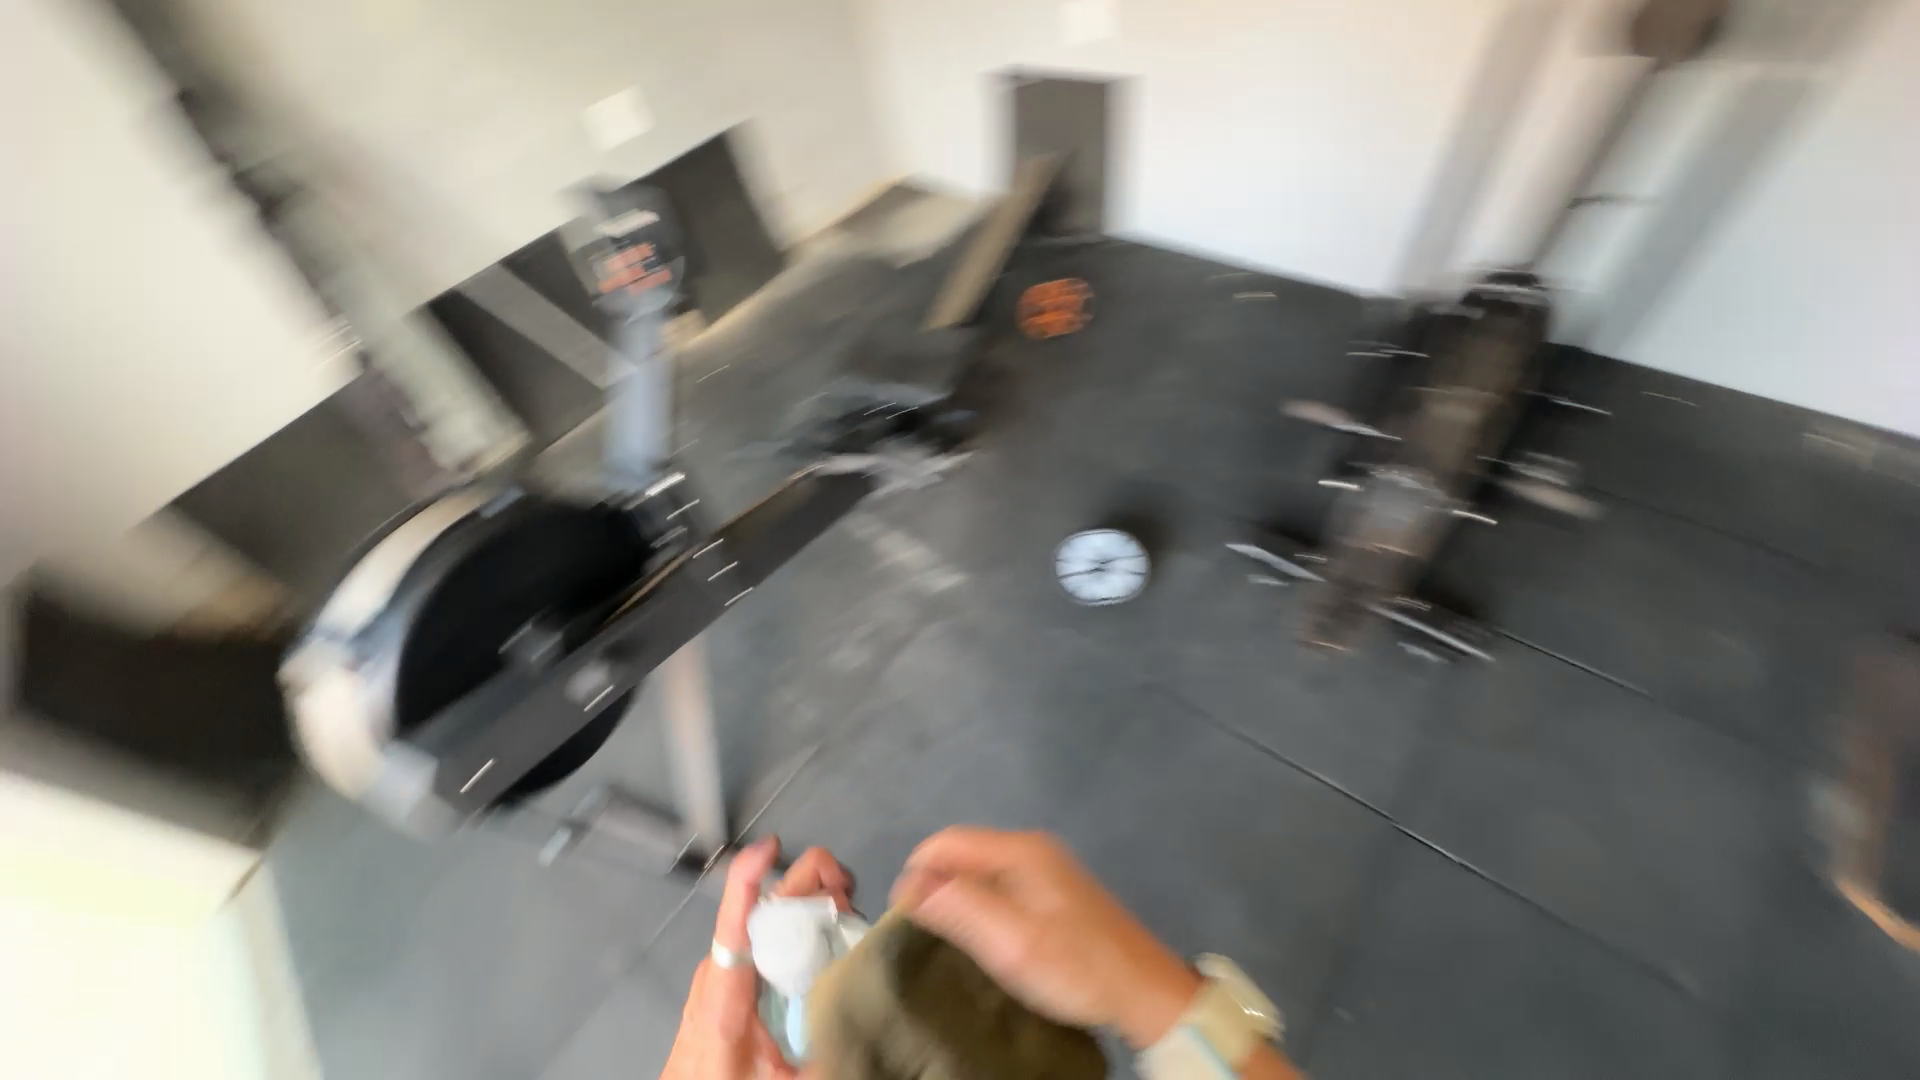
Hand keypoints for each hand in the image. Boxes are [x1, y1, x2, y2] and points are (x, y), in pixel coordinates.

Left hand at [662, 839, 853, 1079]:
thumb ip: (817, 1061)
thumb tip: (862, 1036)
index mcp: (727, 994)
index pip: (733, 923)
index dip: (748, 876)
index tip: (771, 846)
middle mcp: (726, 966)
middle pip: (768, 903)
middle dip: (812, 881)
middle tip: (850, 899)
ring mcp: (732, 963)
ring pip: (774, 912)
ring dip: (813, 898)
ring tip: (848, 916)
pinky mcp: (740, 969)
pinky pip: (774, 929)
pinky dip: (806, 918)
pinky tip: (832, 935)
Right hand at [890, 827, 1201, 1049]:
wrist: (1141, 988)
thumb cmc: (1074, 965)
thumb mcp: (1011, 941)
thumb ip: (960, 907)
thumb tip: (909, 884)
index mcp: (1019, 850)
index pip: (948, 841)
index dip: (919, 870)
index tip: (904, 912)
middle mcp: (1030, 847)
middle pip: (964, 850)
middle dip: (937, 881)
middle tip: (925, 927)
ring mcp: (1044, 865)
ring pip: (980, 866)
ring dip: (957, 892)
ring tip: (950, 933)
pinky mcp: (1052, 886)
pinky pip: (999, 880)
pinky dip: (980, 898)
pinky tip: (983, 930)